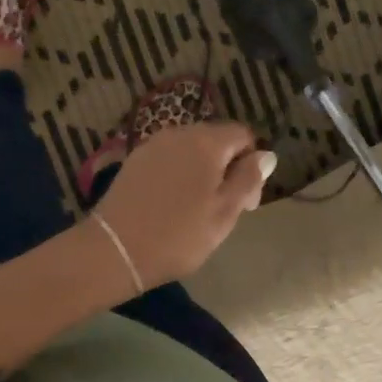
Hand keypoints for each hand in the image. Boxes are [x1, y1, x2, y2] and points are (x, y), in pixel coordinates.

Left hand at [91, 122, 274, 290]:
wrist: (115, 248)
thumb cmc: (179, 234)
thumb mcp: (225, 212)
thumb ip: (248, 179)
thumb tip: (266, 154)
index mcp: (206, 141)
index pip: (243, 134)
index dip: (252, 164)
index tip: (246, 201)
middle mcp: (179, 132)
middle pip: (216, 140)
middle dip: (227, 167)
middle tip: (223, 209)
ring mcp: (153, 144)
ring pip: (191, 150)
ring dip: (202, 171)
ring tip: (196, 209)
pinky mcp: (134, 160)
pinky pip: (168, 159)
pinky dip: (178, 174)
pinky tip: (171, 204)